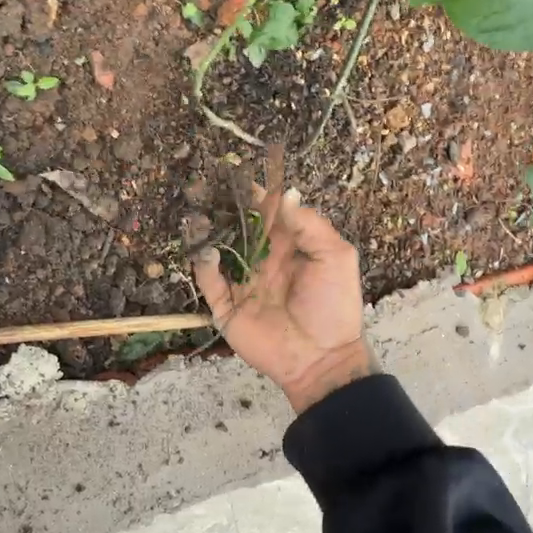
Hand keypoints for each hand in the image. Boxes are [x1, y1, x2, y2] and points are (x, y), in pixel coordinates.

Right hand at [192, 189, 376, 413]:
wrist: (321, 358)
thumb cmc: (334, 306)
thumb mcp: (335, 258)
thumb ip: (309, 226)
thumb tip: (285, 192)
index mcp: (289, 248)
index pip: (269, 215)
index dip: (256, 195)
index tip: (241, 174)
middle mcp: (262, 262)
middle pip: (238, 229)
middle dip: (224, 209)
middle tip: (206, 186)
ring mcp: (242, 284)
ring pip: (218, 252)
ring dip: (207, 232)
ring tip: (198, 213)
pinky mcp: (226, 307)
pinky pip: (209, 282)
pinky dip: (204, 265)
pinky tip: (207, 250)